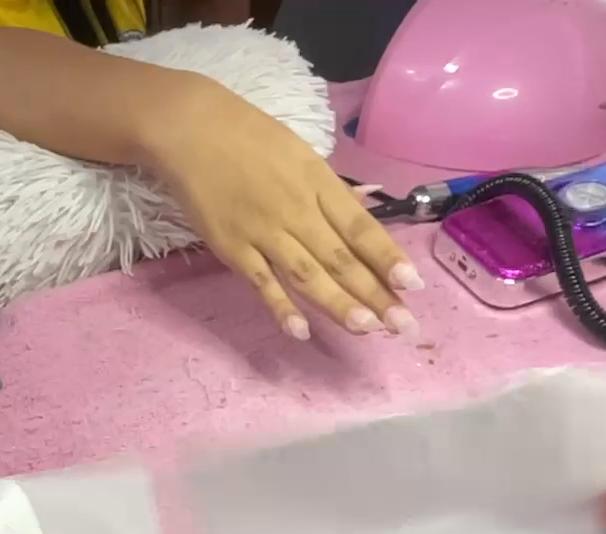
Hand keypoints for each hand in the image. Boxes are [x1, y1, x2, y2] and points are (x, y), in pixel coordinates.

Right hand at [142, 77, 421, 340]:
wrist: (191, 130)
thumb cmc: (247, 138)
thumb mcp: (299, 153)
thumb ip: (327, 191)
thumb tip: (360, 214)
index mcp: (317, 182)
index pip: (360, 227)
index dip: (387, 257)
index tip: (413, 285)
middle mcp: (297, 210)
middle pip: (341, 258)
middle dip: (374, 293)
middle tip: (402, 325)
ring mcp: (264, 232)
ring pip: (308, 274)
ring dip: (338, 304)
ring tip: (366, 329)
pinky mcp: (233, 249)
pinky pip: (261, 283)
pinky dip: (281, 307)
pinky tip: (300, 331)